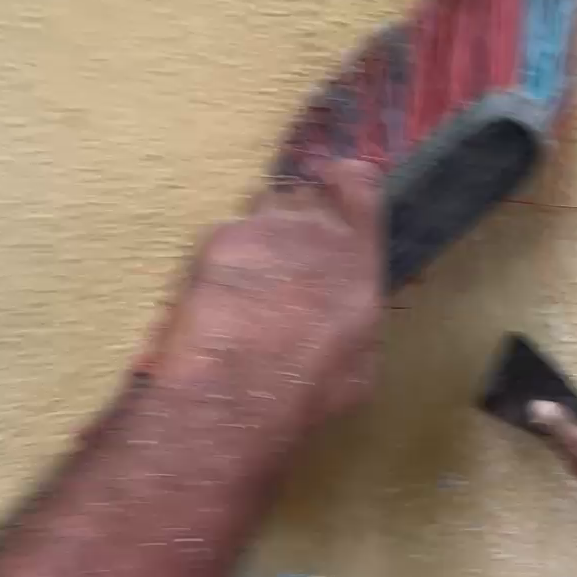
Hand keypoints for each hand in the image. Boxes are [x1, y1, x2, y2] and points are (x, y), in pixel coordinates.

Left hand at [142, 159, 383, 430]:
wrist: (240, 392)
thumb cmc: (310, 390)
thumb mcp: (359, 365)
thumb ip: (356, 320)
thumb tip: (347, 322)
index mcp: (359, 260)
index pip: (358, 184)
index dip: (343, 183)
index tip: (332, 193)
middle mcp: (314, 230)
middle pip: (302, 198)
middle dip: (294, 225)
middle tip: (283, 270)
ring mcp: (263, 229)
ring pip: (259, 214)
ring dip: (258, 243)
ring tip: (248, 291)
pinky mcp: (217, 239)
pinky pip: (222, 240)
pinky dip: (220, 265)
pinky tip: (217, 302)